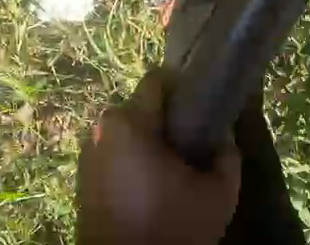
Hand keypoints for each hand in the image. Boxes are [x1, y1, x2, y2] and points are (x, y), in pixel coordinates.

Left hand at [75, 70, 240, 244]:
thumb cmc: (170, 229)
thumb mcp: (217, 197)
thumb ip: (227, 157)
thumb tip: (223, 135)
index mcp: (130, 120)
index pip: (157, 80)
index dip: (182, 87)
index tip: (201, 106)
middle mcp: (102, 125)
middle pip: (141, 108)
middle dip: (165, 123)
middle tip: (190, 149)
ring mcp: (88, 150)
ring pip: (126, 133)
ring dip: (146, 145)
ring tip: (169, 174)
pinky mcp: (82, 175)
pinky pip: (112, 155)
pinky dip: (129, 163)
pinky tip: (148, 189)